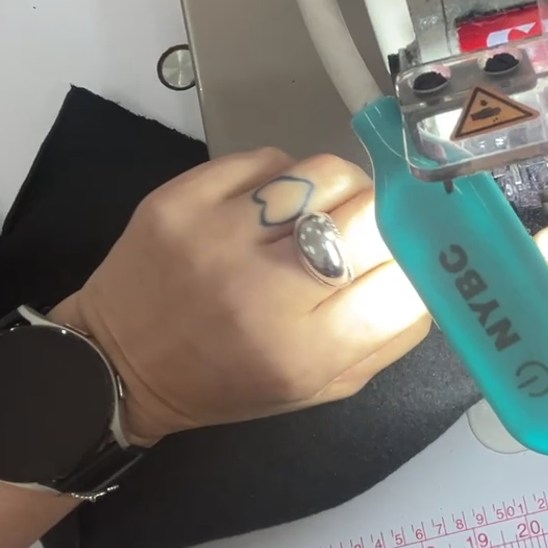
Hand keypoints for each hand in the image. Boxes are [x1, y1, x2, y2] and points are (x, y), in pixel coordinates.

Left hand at [52, 148, 429, 444]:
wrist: (117, 362)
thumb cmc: (228, 383)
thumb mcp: (319, 389)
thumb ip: (385, 339)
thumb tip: (429, 276)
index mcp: (302, 352)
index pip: (403, 283)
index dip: (417, 263)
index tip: (406, 258)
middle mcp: (262, 292)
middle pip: (369, 215)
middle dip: (381, 218)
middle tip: (364, 230)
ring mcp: (217, 237)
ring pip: (325, 173)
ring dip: (339, 190)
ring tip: (319, 213)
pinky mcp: (182, 197)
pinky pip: (270, 158)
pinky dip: (284, 177)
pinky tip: (269, 206)